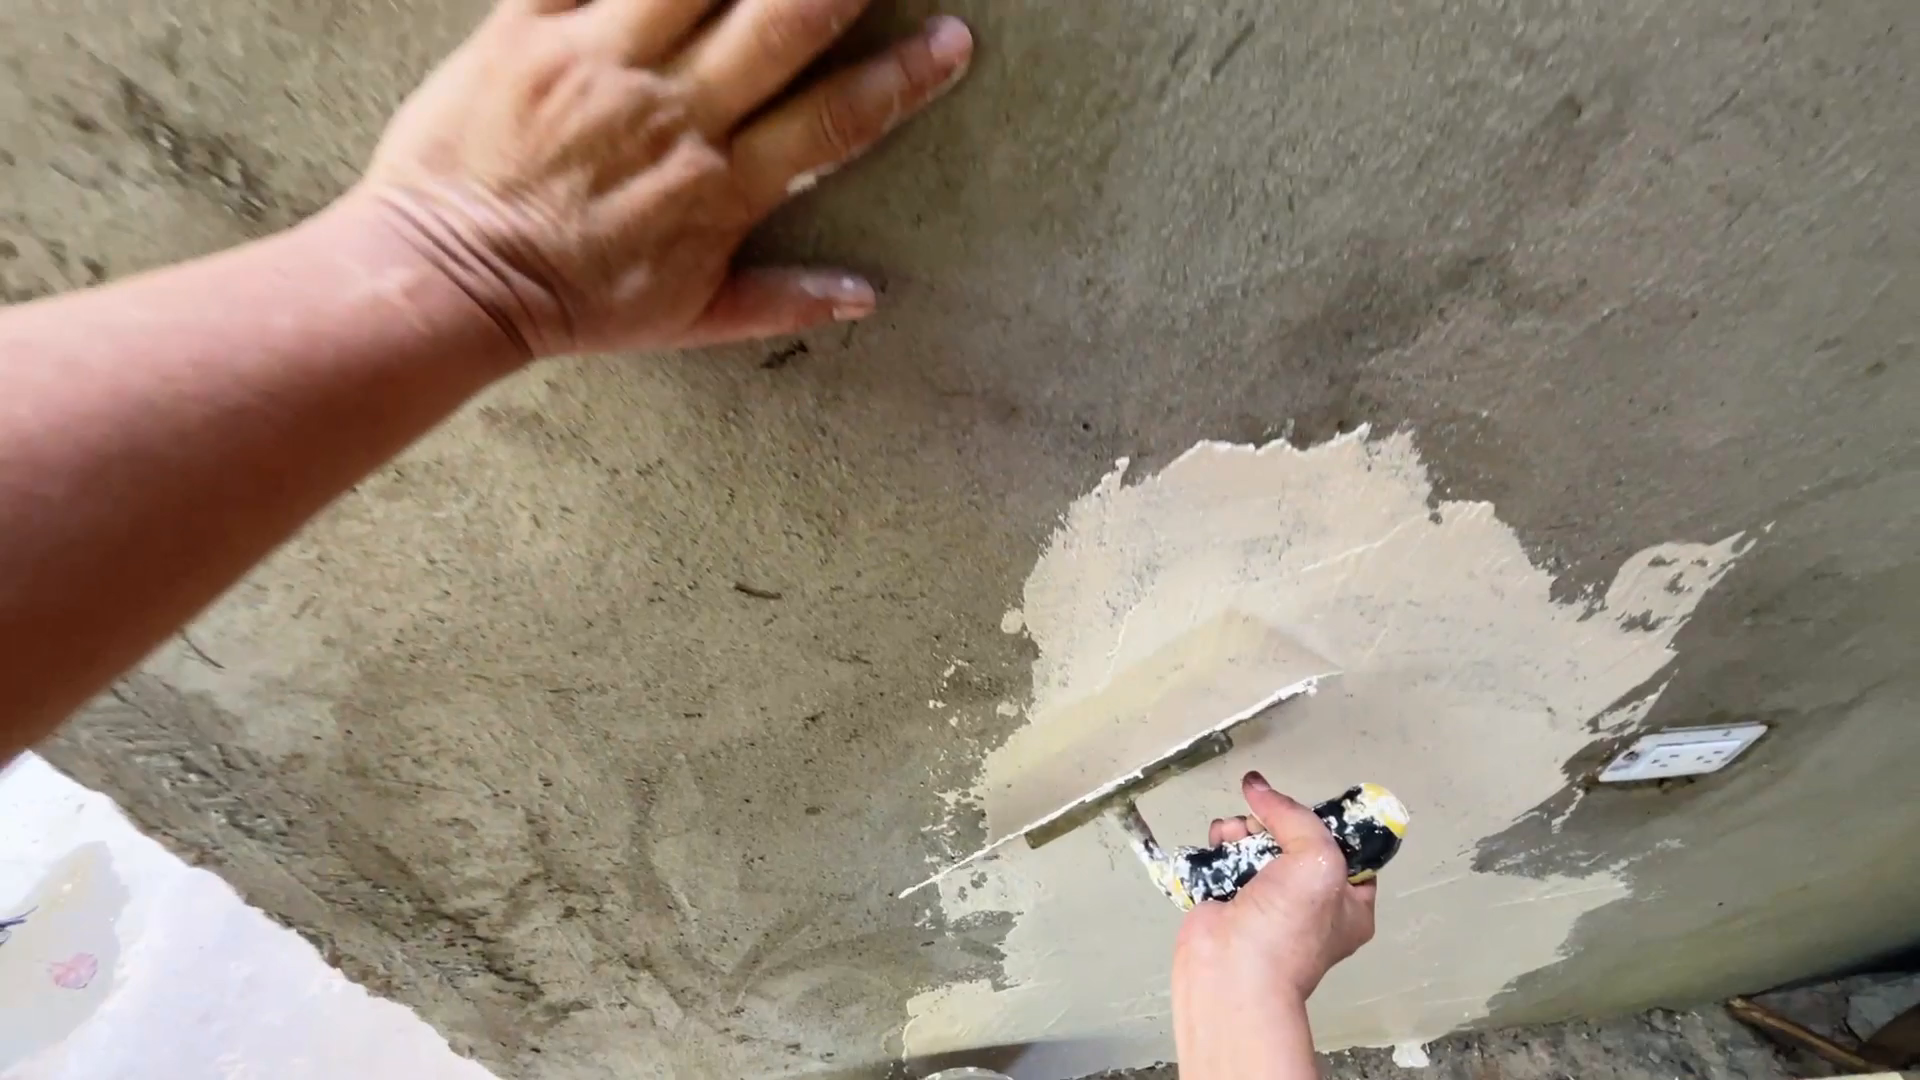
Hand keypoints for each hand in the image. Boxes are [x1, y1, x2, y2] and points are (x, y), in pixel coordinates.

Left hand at [355, 0, 972, 359]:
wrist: (458, 277)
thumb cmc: (585, 303)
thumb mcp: (698, 319)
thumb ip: (787, 301)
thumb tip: (867, 295)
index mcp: (724, 187)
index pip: (835, 121)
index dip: (901, 78)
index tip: (950, 43)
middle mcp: (677, 112)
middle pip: (782, 20)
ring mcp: (603, 58)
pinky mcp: (530, 24)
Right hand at [1174, 772, 1377, 1003]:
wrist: (1231, 967)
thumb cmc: (1288, 925)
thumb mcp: (1317, 859)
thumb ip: (1294, 815)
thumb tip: (1256, 785)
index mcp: (1347, 901)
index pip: (1344, 848)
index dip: (1324, 822)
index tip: (1299, 811)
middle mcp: (1309, 899)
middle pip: (1292, 836)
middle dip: (1272, 821)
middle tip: (1260, 824)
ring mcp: (1266, 897)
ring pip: (1255, 840)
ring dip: (1240, 828)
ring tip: (1231, 835)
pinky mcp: (1229, 893)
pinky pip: (1226, 852)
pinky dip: (1220, 842)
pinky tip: (1217, 843)